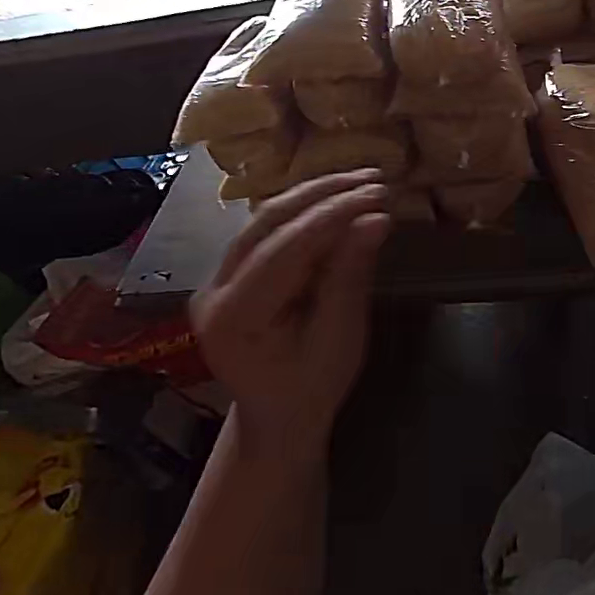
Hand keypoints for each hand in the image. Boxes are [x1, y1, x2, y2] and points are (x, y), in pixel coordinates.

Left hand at [190, 170, 390, 459]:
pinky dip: (308, 209)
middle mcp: (214, 288)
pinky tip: (340, 198)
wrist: (278, 416)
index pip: (285, 247)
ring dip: (317, 194)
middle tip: (375, 178)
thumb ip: (351, 275)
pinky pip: (269, 227)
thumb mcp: (340, 337)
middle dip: (325, 194)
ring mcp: (217, 276)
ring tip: (364, 181)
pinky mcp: (231, 270)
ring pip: (267, 217)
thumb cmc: (312, 387)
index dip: (334, 214)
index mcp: (233, 316)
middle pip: (269, 221)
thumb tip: (377, 218)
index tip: (380, 193)